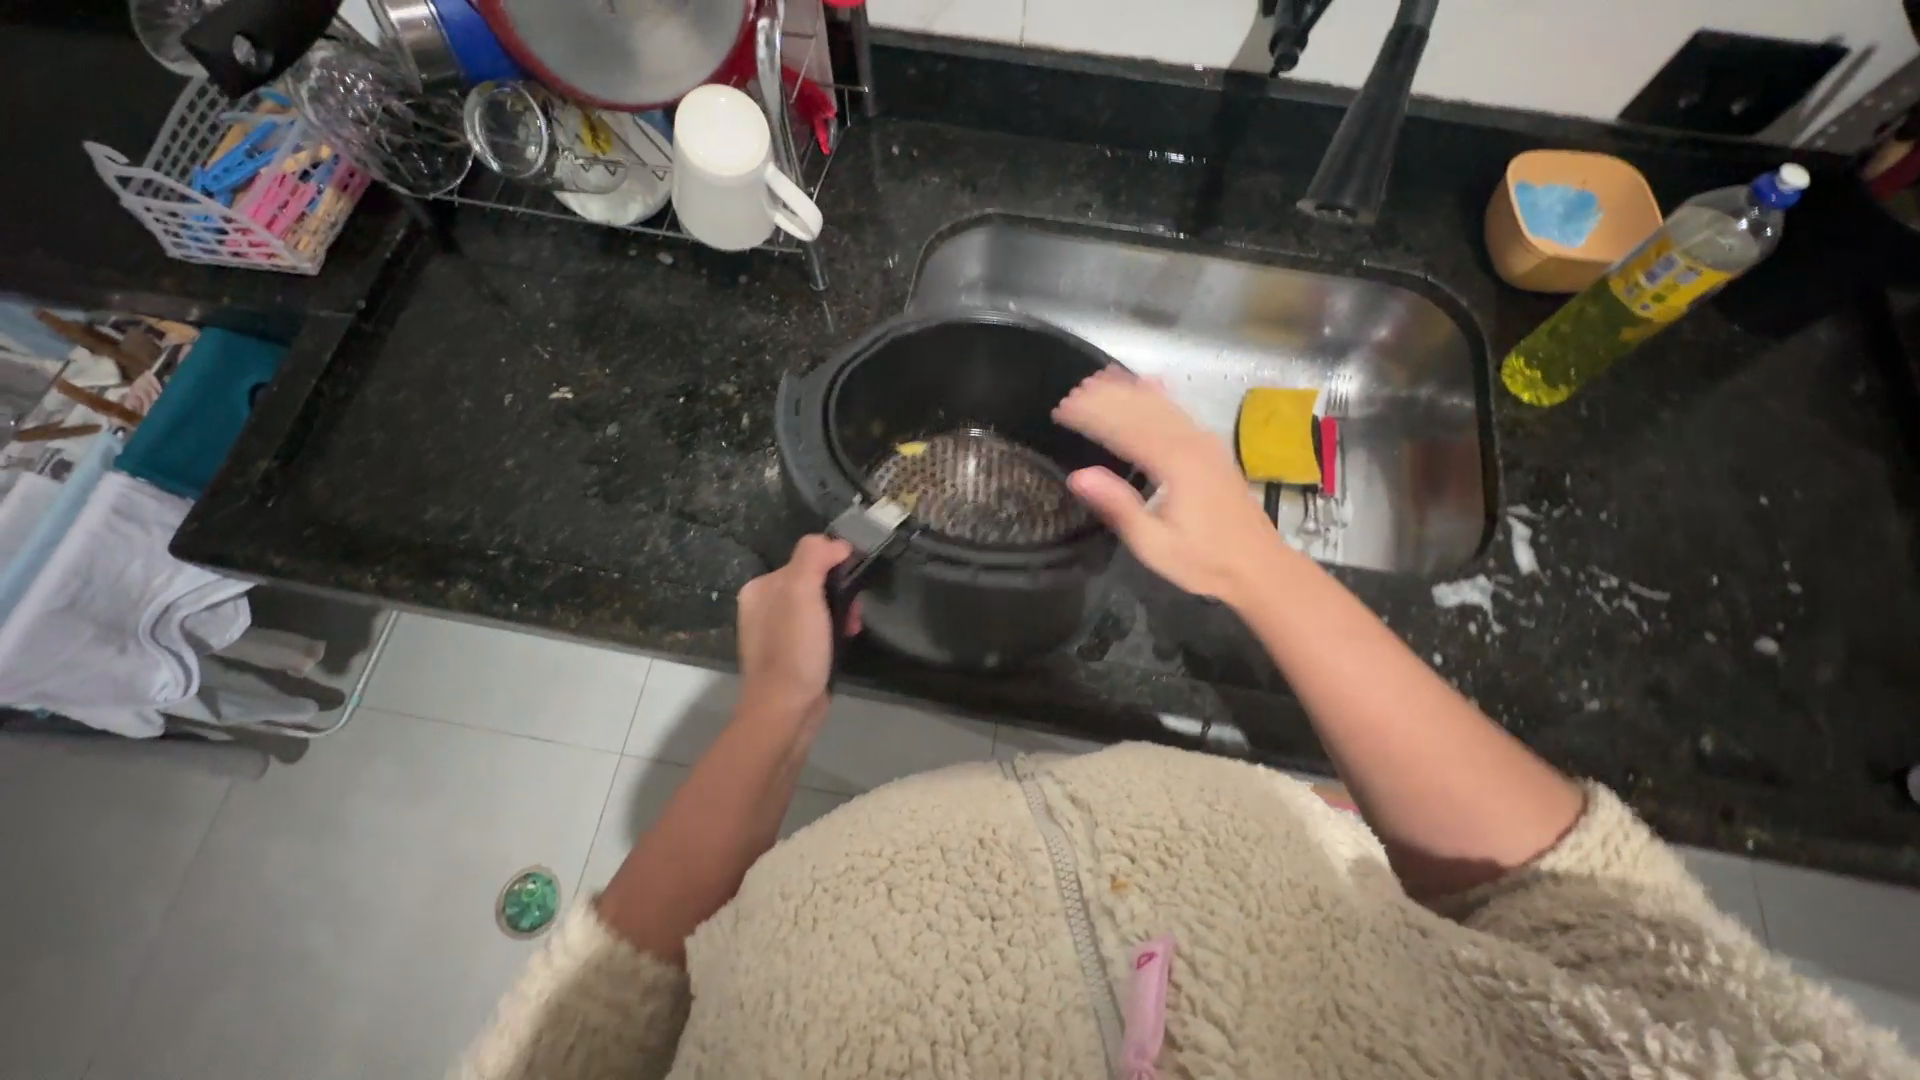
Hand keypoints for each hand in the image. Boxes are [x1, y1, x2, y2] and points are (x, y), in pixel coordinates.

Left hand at [736, 535, 855, 720]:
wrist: (786, 710)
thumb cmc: (793, 649)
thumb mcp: (801, 592)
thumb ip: (814, 557)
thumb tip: (837, 544)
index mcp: (761, 587)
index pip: (806, 557)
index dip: (834, 565)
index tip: (852, 583)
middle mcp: (765, 605)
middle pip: (815, 581)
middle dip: (840, 592)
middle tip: (853, 614)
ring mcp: (778, 631)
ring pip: (820, 606)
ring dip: (841, 612)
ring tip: (851, 630)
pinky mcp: (792, 653)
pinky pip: (819, 629)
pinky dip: (834, 632)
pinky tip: (843, 642)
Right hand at [1052, 370, 1282, 603]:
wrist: (1260, 567)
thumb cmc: (1204, 561)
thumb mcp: (1154, 543)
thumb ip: (1118, 507)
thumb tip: (1078, 476)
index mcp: (1175, 463)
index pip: (1123, 427)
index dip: (1090, 415)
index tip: (1060, 410)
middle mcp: (1192, 443)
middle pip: (1142, 409)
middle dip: (1104, 398)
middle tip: (1070, 395)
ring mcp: (1206, 443)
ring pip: (1162, 406)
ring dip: (1128, 392)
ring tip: (1096, 381)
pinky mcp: (1212, 450)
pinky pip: (1179, 413)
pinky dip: (1157, 397)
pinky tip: (1148, 384)